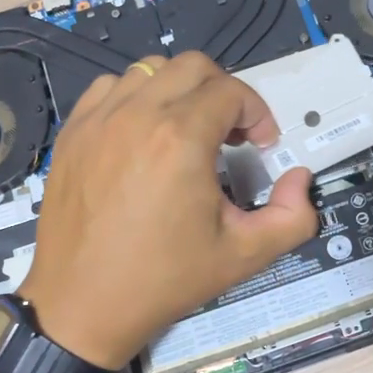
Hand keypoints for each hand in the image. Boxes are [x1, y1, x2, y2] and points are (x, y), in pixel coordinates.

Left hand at [17, 53, 316, 368]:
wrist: (82, 305)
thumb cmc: (164, 280)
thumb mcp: (244, 256)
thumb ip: (293, 216)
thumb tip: (299, 178)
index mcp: (180, 138)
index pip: (231, 91)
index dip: (257, 113)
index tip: (261, 145)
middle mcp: (136, 115)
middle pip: (192, 66)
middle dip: (223, 92)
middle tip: (231, 134)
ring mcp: (98, 120)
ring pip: (149, 70)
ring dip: (179, 92)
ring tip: (188, 132)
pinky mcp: (72, 134)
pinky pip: (110, 89)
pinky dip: (136, 99)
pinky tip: (144, 136)